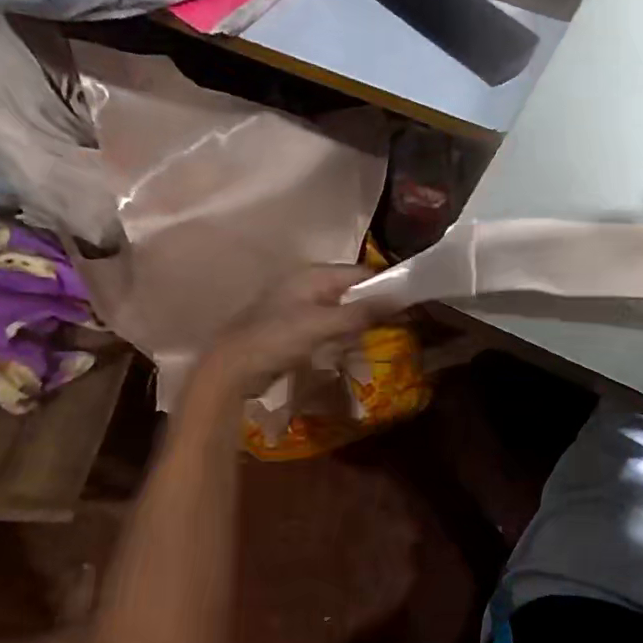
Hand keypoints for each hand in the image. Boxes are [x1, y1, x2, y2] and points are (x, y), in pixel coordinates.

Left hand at [196, 266, 396, 395]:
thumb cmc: (277, 339)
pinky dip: (343, 337)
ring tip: (375, 342)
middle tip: (398, 327)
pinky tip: (349, 351)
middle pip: (353, 291)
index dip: (387, 286)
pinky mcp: (295, 328)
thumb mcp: (324, 324)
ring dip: (359, 326)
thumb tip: (400, 299)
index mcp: (313, 275)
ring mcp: (300, 307)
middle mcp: (308, 285)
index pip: (362, 273)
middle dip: (374, 309)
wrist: (231, 369)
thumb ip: (362, 312)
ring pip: (343, 311)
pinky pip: (330, 327)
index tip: (410, 305)